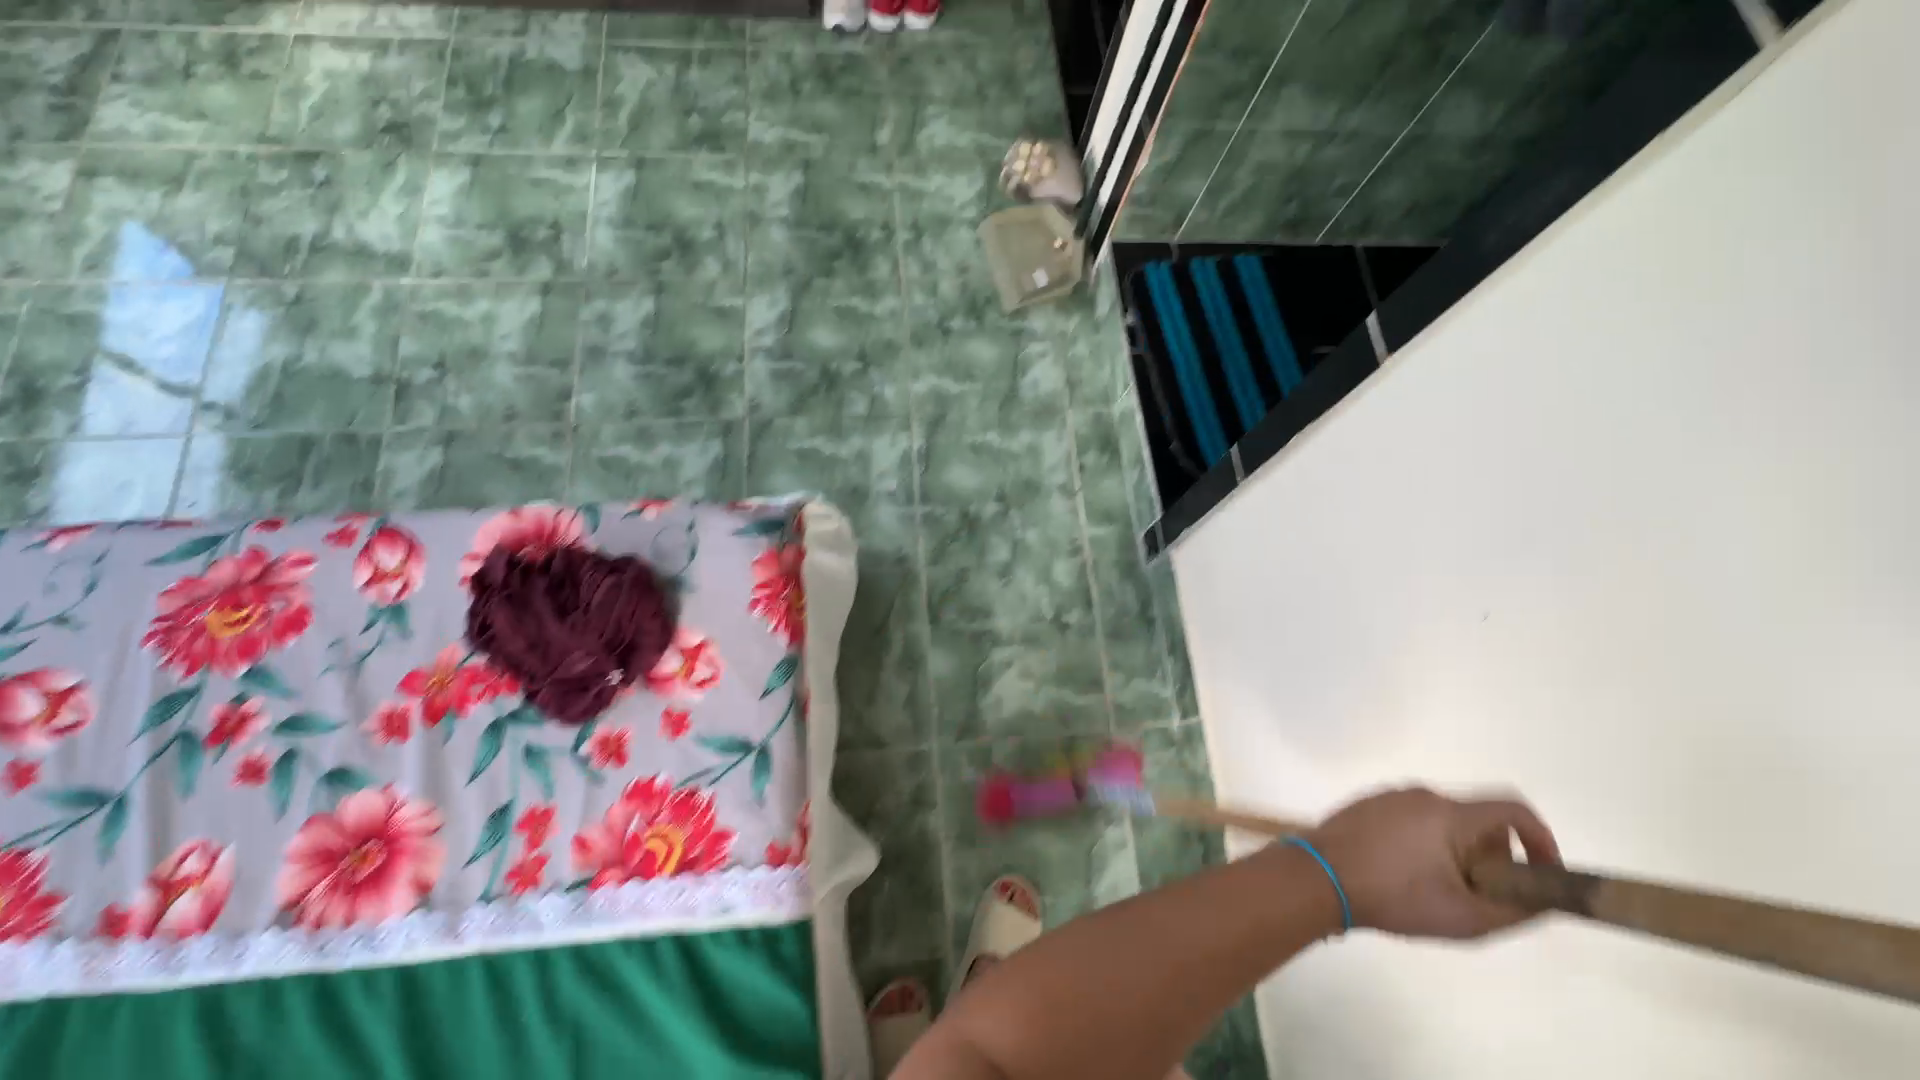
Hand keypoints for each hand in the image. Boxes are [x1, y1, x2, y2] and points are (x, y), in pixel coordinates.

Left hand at [1304, 787, 1561, 939]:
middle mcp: (1421, 794)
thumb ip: (1514, 911)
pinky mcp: (1363, 805)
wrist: (1316, 878)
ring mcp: (1387, 796)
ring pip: (1439, 820)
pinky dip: (1420, 843)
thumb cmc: (1393, 897)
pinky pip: (1407, 820)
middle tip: (1480, 891)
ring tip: (1436, 888)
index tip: (1542, 870)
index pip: (1512, 808)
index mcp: (1450, 813)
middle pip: (1475, 818)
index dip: (1539, 837)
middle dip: (1491, 854)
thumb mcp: (1464, 917)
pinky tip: (1401, 875)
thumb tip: (1541, 901)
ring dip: (1453, 850)